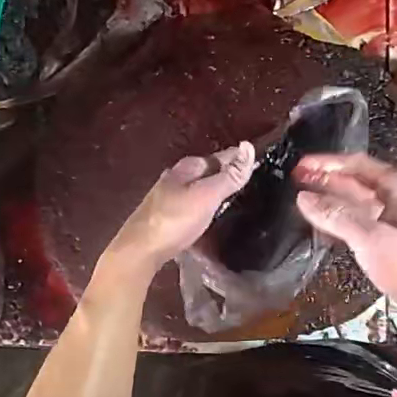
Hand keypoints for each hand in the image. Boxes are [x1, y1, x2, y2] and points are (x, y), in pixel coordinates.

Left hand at [105, 142, 256, 278]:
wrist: (139, 250)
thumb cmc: (175, 220)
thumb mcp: (207, 196)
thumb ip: (230, 175)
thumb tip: (249, 147)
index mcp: (187, 168)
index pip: (221, 156)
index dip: (239, 158)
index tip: (257, 160)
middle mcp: (175, 177)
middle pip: (208, 170)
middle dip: (226, 172)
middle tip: (248, 178)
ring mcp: (167, 196)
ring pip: (198, 186)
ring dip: (214, 188)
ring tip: (233, 195)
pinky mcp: (164, 214)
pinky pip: (191, 201)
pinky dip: (204, 202)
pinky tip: (207, 212)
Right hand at [294, 153, 396, 324]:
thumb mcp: (372, 239)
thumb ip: (337, 217)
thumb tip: (306, 198)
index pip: (358, 165)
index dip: (327, 164)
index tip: (301, 166)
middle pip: (358, 182)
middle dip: (328, 181)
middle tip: (296, 180)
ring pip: (360, 204)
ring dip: (333, 202)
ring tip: (304, 201)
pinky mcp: (396, 242)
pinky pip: (364, 223)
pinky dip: (344, 222)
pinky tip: (326, 226)